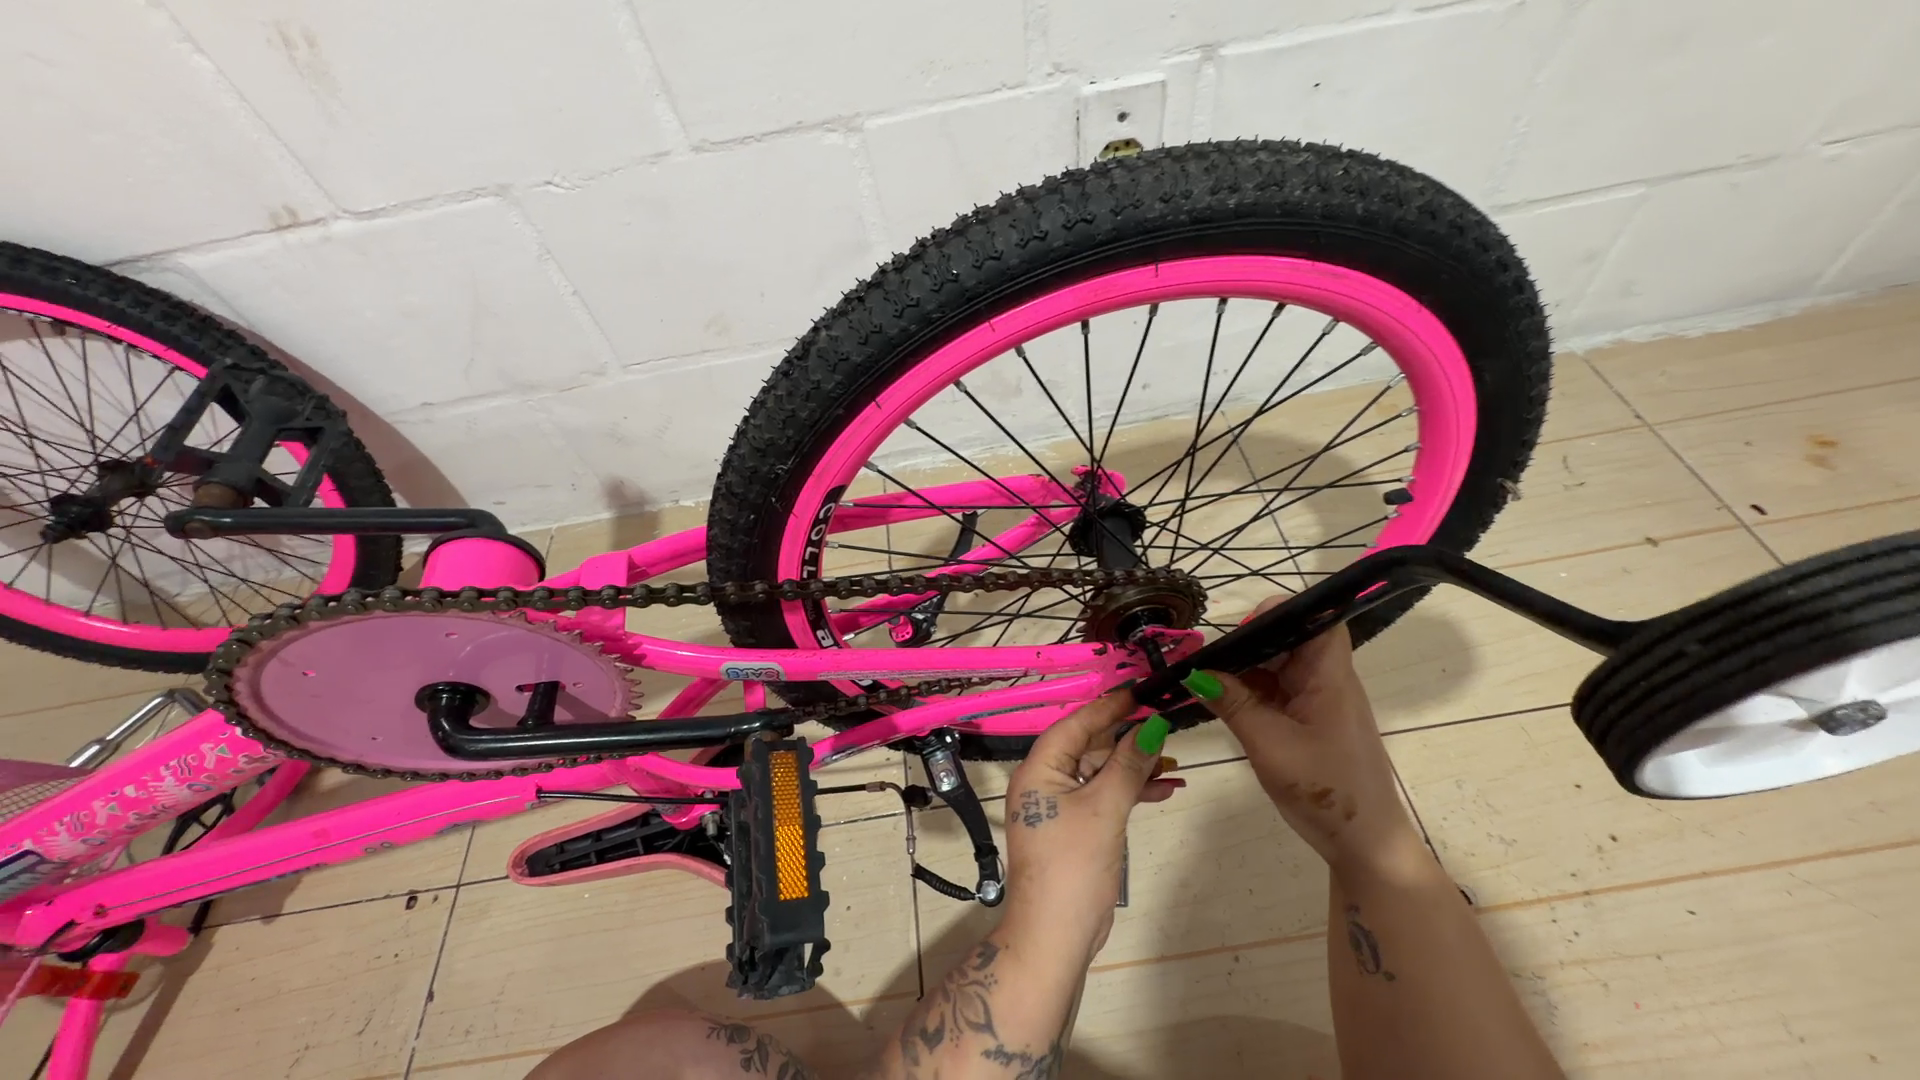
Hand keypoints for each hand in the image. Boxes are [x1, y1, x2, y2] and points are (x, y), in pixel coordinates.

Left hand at [998, 692, 1180, 955]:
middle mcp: (1044, 782)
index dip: (1108, 707)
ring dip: (1134, 767)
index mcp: (1039, 769)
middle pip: (1088, 746)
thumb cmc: (1073, 865)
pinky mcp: (1075, 828)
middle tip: (1165, 725)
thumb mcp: (1105, 809)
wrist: (1055, 934)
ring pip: (1100, 772)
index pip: (1075, 724)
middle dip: (1126, 738)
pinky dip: (1131, 792)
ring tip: (1172, 761)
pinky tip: (1164, 789)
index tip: (1141, 692)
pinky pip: (1104, 796)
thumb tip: (1152, 725)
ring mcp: (1060, 807)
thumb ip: (1129, 765)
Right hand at [1185, 617, 1425, 879]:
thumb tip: (1193, 672)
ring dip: (1245, 671)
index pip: (1315, 620)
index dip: (1279, 614)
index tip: (1237, 629)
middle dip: (1248, 645)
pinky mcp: (1310, 723)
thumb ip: (1232, 704)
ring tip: (1206, 679)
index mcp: (1329, 677)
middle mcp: (1327, 682)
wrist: (1365, 845)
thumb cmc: (1325, 790)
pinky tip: (1223, 701)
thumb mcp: (1269, 745)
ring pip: (1279, 669)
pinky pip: (1277, 694)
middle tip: (1207, 659)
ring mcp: (1319, 703)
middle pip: (1289, 642)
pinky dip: (1251, 694)